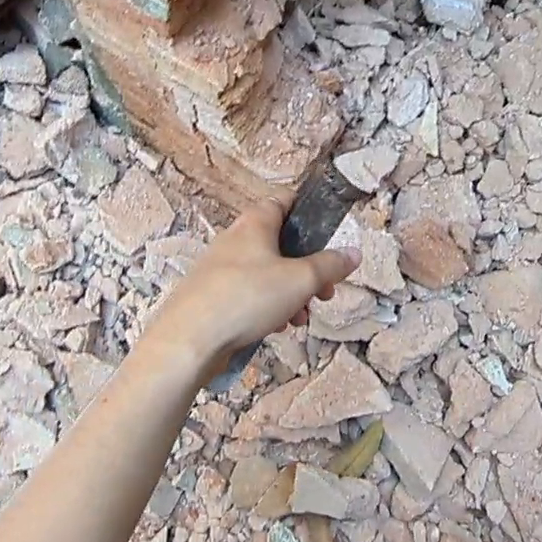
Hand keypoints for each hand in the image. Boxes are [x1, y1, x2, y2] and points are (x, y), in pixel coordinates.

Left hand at [141, 198, 358, 382]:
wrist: (188, 340)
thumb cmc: (245, 298)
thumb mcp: (300, 280)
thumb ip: (330, 266)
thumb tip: (353, 253)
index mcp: (255, 223)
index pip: (284, 201)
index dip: (308, 212)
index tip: (327, 234)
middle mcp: (235, 239)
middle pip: (280, 244)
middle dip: (306, 269)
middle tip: (323, 292)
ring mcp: (220, 268)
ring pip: (266, 273)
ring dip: (289, 293)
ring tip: (299, 318)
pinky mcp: (211, 295)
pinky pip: (248, 294)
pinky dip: (266, 307)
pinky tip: (273, 328)